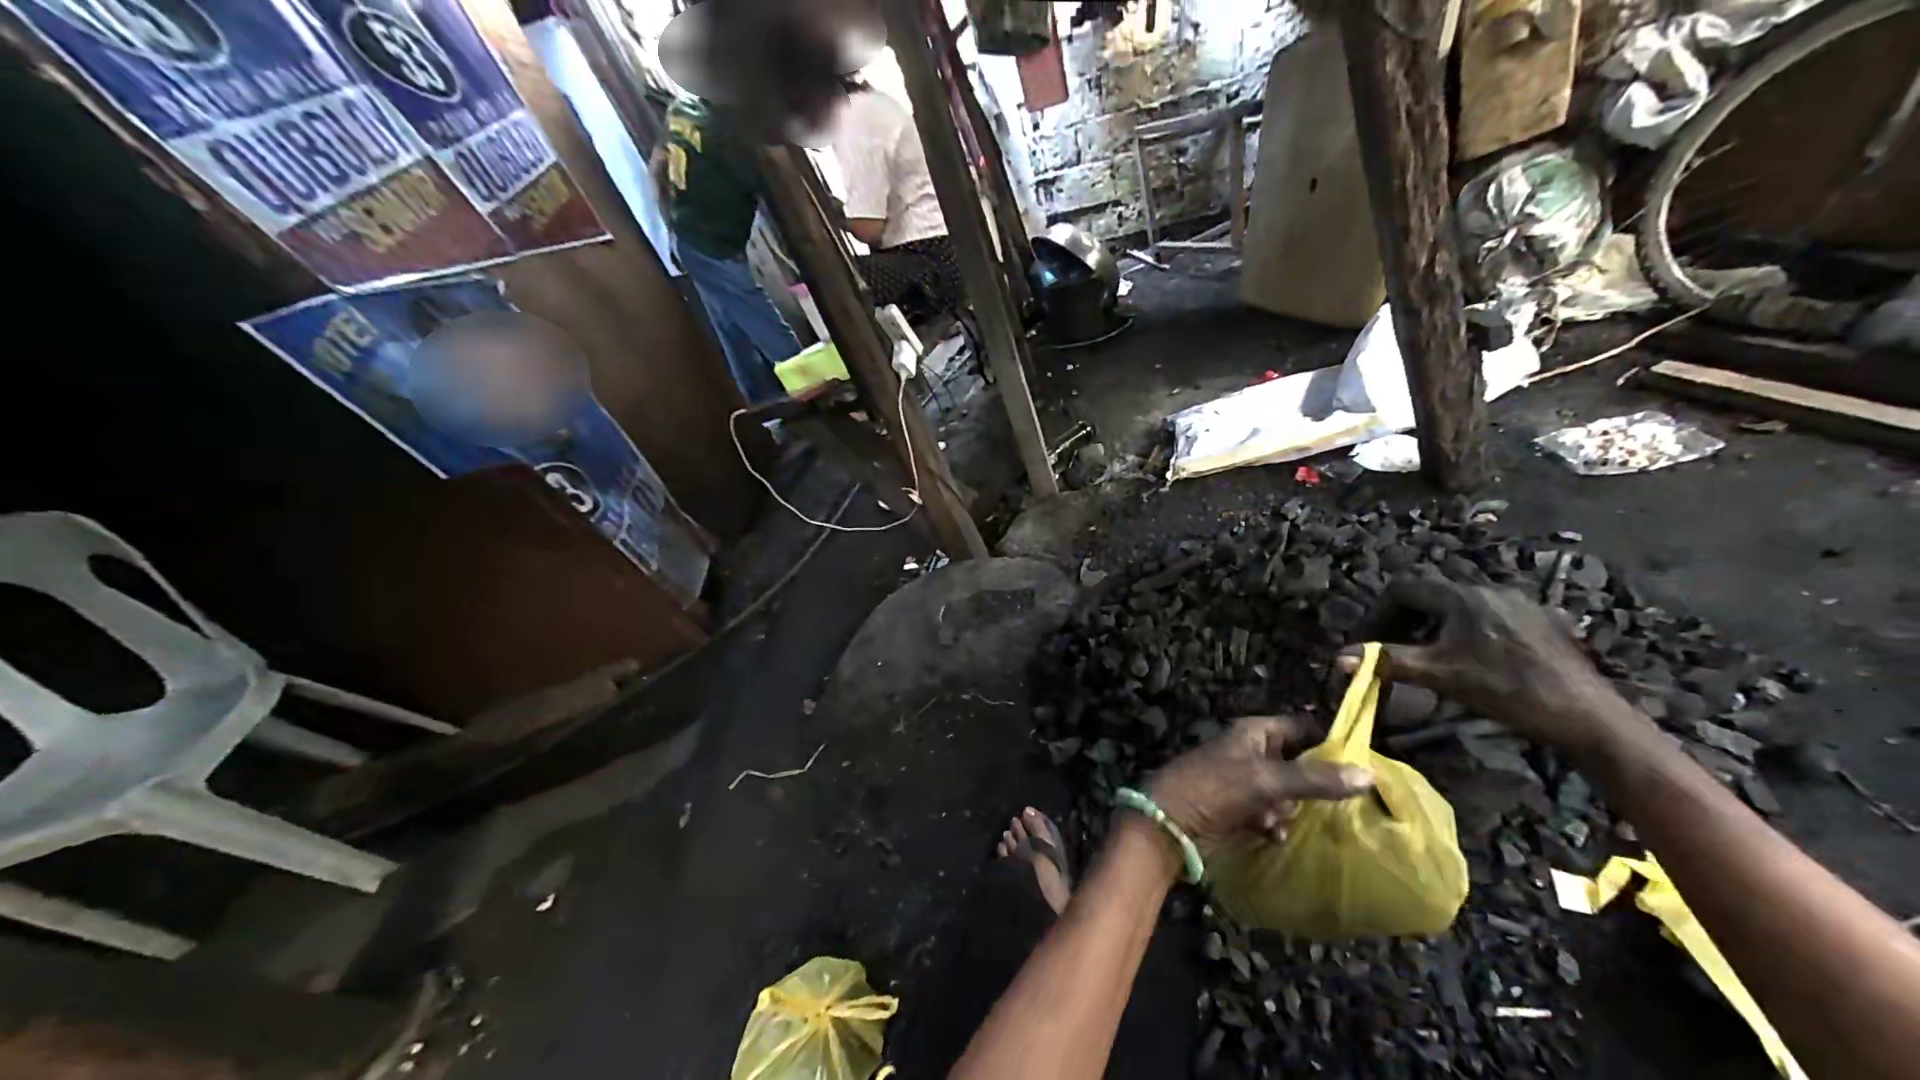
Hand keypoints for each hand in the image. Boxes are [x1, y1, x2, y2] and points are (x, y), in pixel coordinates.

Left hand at [1144, 716, 1373, 854]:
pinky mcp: (1240, 809)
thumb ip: (1316, 778)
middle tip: (1326, 803)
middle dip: (1312, 785)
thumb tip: (1369, 774)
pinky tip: (1271, 833)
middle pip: (1300, 763)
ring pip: (1288, 793)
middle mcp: (1252, 752)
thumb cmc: (1215, 789)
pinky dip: (1275, 824)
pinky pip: (1272, 814)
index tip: (1363, 765)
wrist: (1169, 824)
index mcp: (1255, 732)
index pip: (1304, 728)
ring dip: (1290, 809)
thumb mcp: (1268, 780)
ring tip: (1280, 818)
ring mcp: (1246, 781)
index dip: (1331, 743)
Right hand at [1342, 575, 1646, 756]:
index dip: (1377, 613)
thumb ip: (1388, 662)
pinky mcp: (1543, 622)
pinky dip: (1466, 633)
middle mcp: (1490, 590)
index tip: (1368, 642)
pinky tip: (1472, 661)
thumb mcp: (1441, 675)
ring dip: (1434, 628)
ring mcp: (1520, 605)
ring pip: (1460, 607)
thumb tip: (1337, 658)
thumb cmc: (1508, 690)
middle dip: (1403, 621)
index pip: (1402, 589)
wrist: (1589, 717)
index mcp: (1462, 596)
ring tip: (1428, 658)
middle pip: (1430, 596)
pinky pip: (1489, 618)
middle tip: (1392, 651)